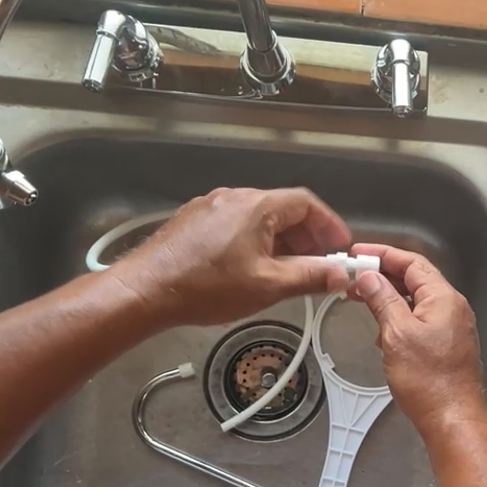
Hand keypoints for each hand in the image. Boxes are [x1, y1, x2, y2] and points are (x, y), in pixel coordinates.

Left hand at [110, 187, 352, 326]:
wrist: (146, 290)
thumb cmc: (209, 286)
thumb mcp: (269, 285)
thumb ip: (310, 276)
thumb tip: (340, 274)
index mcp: (257, 206)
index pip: (306, 203)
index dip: (329, 224)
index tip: (339, 246)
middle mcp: (234, 196)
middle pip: (283, 208)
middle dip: (306, 235)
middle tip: (316, 263)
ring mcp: (211, 205)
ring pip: (259, 217)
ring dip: (280, 239)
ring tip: (287, 269)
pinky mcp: (194, 220)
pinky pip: (236, 223)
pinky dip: (255, 240)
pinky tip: (252, 266)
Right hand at [348, 242, 486, 430]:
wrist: (452, 419)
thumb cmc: (429, 381)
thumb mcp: (397, 334)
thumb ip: (383, 300)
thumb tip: (369, 277)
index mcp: (444, 298)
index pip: (412, 262)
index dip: (382, 254)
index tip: (358, 253)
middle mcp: (453, 308)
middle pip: (415, 279)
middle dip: (383, 276)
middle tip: (354, 277)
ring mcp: (452, 327)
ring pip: (416, 300)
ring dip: (389, 298)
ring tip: (362, 301)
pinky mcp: (447, 345)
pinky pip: (421, 320)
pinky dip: (399, 318)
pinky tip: (382, 331)